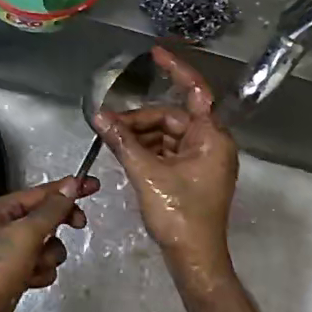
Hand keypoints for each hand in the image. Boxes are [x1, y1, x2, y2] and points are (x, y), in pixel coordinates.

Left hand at [0, 176, 97, 311]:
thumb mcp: (24, 234)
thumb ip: (50, 211)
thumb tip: (71, 184)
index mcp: (0, 210)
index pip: (40, 192)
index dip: (68, 189)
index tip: (95, 186)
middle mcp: (3, 228)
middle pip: (44, 217)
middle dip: (59, 224)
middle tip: (79, 226)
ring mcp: (9, 255)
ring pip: (46, 246)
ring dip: (48, 255)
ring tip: (35, 266)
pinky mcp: (14, 278)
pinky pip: (39, 268)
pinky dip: (40, 274)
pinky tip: (31, 283)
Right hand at [92, 46, 238, 276]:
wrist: (194, 258)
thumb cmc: (179, 214)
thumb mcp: (146, 174)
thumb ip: (123, 142)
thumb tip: (99, 116)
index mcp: (211, 138)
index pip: (195, 93)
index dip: (176, 70)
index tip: (155, 53)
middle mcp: (210, 144)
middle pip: (171, 117)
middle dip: (140, 119)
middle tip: (108, 124)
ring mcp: (201, 161)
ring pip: (166, 134)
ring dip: (139, 135)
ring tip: (111, 139)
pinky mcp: (190, 175)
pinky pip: (165, 151)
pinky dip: (145, 149)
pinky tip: (123, 152)